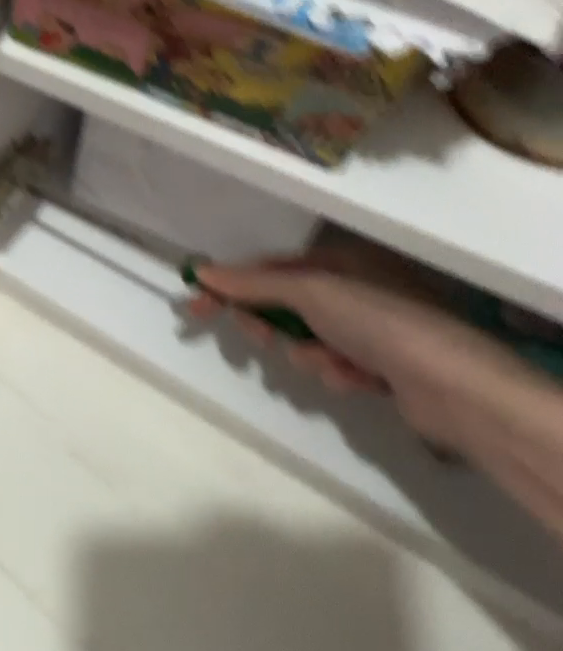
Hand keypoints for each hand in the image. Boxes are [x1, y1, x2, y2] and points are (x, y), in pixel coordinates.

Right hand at [189, 243, 540, 447]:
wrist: (456, 387)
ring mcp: (370, 329)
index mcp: (341, 263)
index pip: (265, 270)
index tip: (194, 310)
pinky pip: (333, 364)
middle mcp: (356, 290)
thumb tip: (201, 272)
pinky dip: (336, 372)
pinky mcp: (381, 364)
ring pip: (304, 339)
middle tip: (265, 338)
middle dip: (270, 325)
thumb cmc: (380, 324)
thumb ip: (252, 283)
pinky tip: (357, 379)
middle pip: (281, 305)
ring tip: (332, 363)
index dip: (227, 288)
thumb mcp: (309, 292)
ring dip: (307, 354)